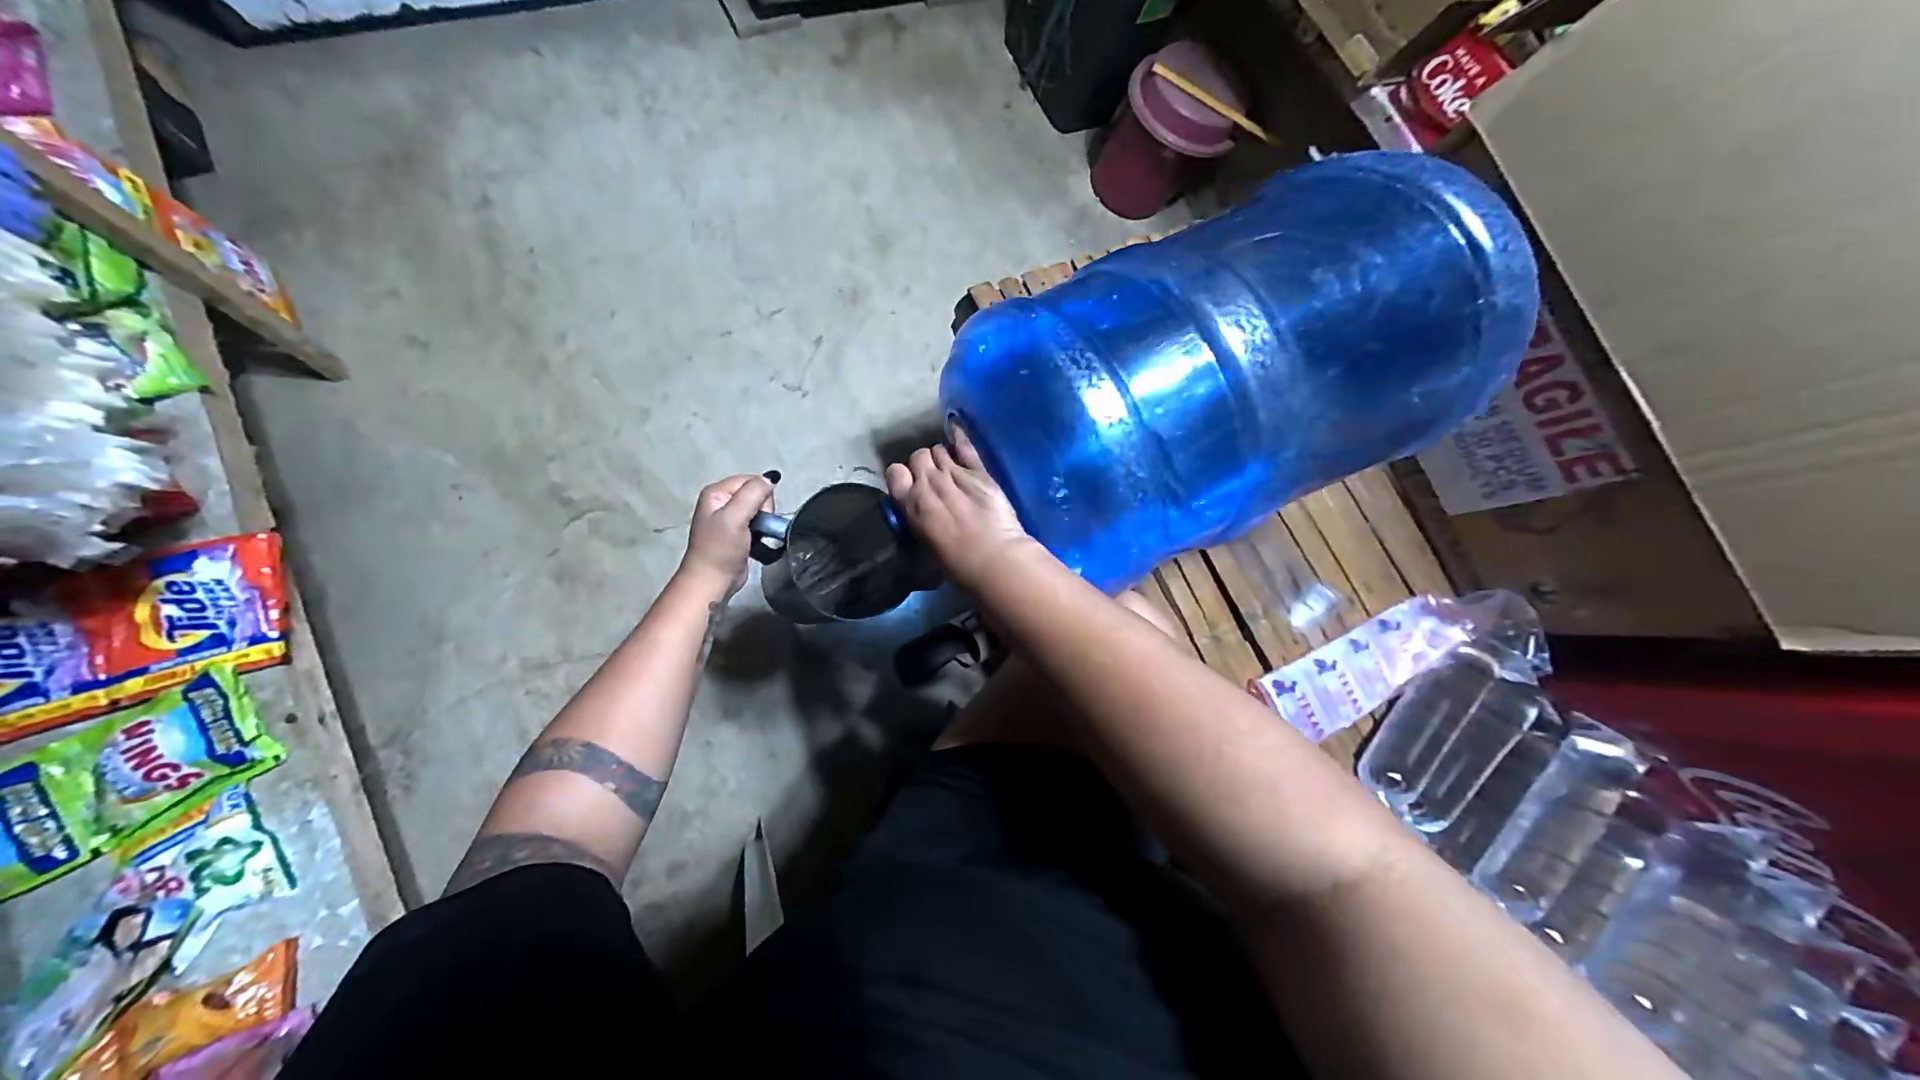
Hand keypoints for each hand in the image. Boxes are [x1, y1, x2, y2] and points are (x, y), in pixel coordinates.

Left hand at [680, 474, 775, 599]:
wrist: (712, 581)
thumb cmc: (721, 549)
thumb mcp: (735, 517)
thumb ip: (753, 493)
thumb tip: (772, 476)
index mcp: (716, 492)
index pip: (751, 480)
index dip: (761, 495)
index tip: (758, 515)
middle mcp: (722, 501)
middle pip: (756, 493)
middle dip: (763, 510)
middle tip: (756, 528)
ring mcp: (729, 518)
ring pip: (760, 510)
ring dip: (764, 523)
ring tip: (757, 537)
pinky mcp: (738, 533)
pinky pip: (758, 524)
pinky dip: (762, 532)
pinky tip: (757, 541)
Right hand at [885, 426, 1036, 590]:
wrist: (994, 558)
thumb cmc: (957, 563)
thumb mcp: (924, 543)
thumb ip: (917, 518)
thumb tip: (916, 507)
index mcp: (911, 504)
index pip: (895, 472)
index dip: (902, 476)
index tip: (910, 484)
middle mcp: (929, 483)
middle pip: (918, 456)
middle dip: (923, 464)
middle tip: (934, 478)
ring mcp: (954, 473)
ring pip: (939, 450)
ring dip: (942, 457)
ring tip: (950, 469)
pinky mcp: (979, 472)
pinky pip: (965, 447)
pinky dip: (960, 438)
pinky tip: (956, 430)